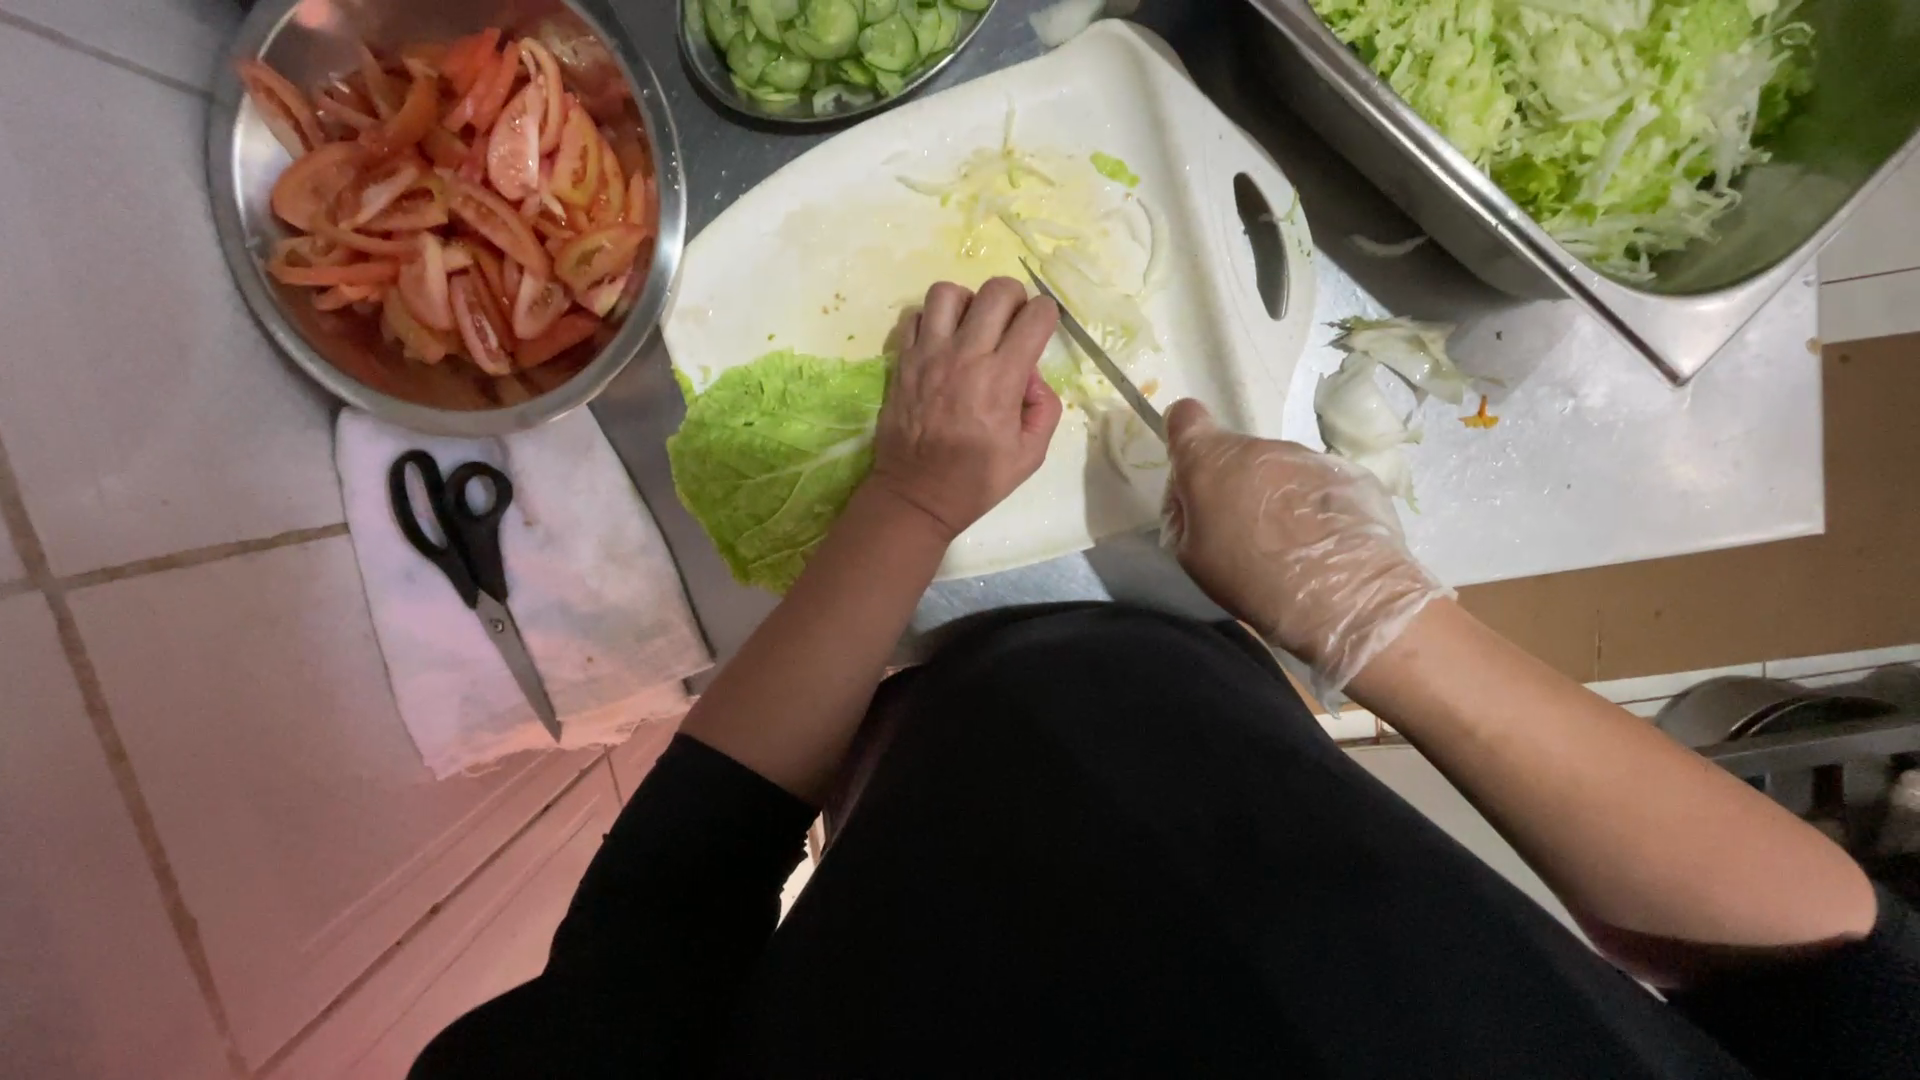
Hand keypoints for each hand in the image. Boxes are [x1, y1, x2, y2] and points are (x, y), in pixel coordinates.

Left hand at [867, 277, 1063, 539]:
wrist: (916, 495)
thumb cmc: (976, 480)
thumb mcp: (1031, 455)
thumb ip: (1045, 408)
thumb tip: (1031, 375)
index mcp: (1001, 378)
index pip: (1035, 316)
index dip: (1048, 315)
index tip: (1043, 329)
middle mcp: (965, 355)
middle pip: (996, 291)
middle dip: (1015, 298)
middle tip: (1012, 322)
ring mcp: (927, 354)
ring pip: (948, 292)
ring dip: (968, 302)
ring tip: (972, 326)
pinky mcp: (902, 361)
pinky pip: (914, 316)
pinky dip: (931, 320)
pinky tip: (941, 342)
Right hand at [1161, 399, 1451, 694]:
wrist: (1340, 597)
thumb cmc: (1249, 578)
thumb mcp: (1189, 554)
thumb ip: (1185, 511)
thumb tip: (1192, 495)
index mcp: (1209, 461)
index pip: (1186, 417)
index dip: (1184, 436)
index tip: (1191, 466)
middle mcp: (1258, 446)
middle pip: (1236, 452)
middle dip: (1234, 481)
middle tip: (1243, 530)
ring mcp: (1308, 455)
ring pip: (1279, 468)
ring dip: (1277, 494)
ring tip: (1288, 542)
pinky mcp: (1350, 472)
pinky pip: (1318, 483)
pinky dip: (1314, 505)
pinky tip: (1321, 542)